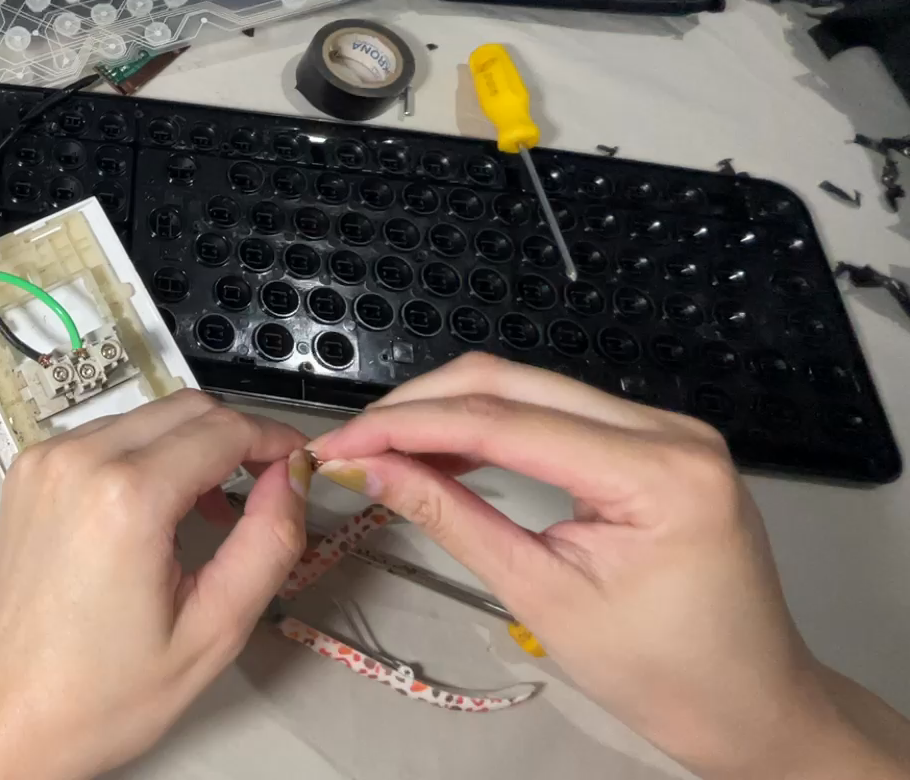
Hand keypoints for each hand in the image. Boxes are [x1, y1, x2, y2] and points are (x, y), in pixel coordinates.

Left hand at [0, 390, 309, 779]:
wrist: (6, 706)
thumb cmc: (102, 689)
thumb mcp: (211, 630)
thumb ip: (266, 544)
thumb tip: (290, 479)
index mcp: (126, 496)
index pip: (221, 429)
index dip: (272, 438)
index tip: (298, 462)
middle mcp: (78, 458)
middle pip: (183, 408)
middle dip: (233, 435)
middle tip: (263, 486)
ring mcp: (45, 457)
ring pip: (142, 416)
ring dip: (187, 444)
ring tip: (207, 509)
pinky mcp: (28, 467)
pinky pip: (102, 435)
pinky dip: (141, 453)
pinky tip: (154, 505)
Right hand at [307, 352, 909, 779]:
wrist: (759, 711)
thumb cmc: (662, 672)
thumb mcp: (537, 595)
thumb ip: (445, 515)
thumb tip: (357, 467)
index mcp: (658, 473)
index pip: (496, 420)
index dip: (400, 426)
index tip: (334, 445)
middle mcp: (663, 428)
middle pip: (501, 381)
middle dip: (411, 407)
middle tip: (348, 444)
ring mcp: (655, 426)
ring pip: (512, 384)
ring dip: (435, 409)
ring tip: (378, 448)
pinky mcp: (637, 437)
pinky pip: (535, 406)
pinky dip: (471, 423)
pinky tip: (433, 450)